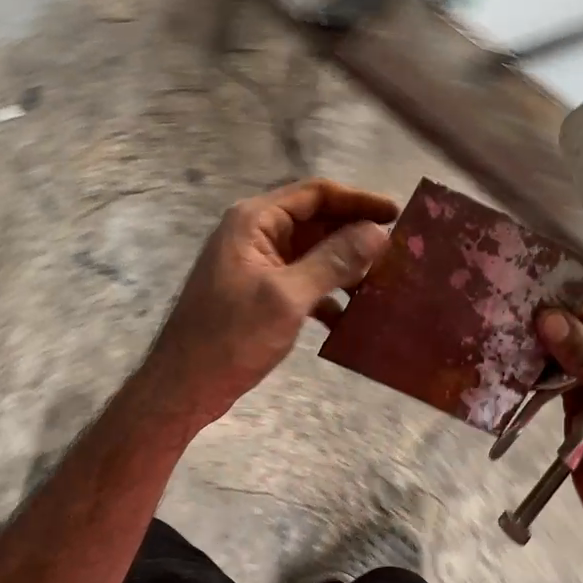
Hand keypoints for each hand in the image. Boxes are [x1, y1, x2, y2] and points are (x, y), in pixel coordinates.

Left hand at [139, 179, 398, 429]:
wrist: (182, 387)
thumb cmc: (230, 335)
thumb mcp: (287, 297)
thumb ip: (333, 261)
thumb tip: (377, 232)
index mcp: (255, 220)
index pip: (315, 194)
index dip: (357, 200)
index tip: (397, 214)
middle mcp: (255, 233)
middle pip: (316, 221)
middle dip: (355, 235)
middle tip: (400, 251)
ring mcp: (257, 264)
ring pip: (312, 253)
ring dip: (345, 267)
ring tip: (384, 284)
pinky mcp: (260, 292)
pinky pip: (303, 280)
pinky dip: (327, 293)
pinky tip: (352, 316)